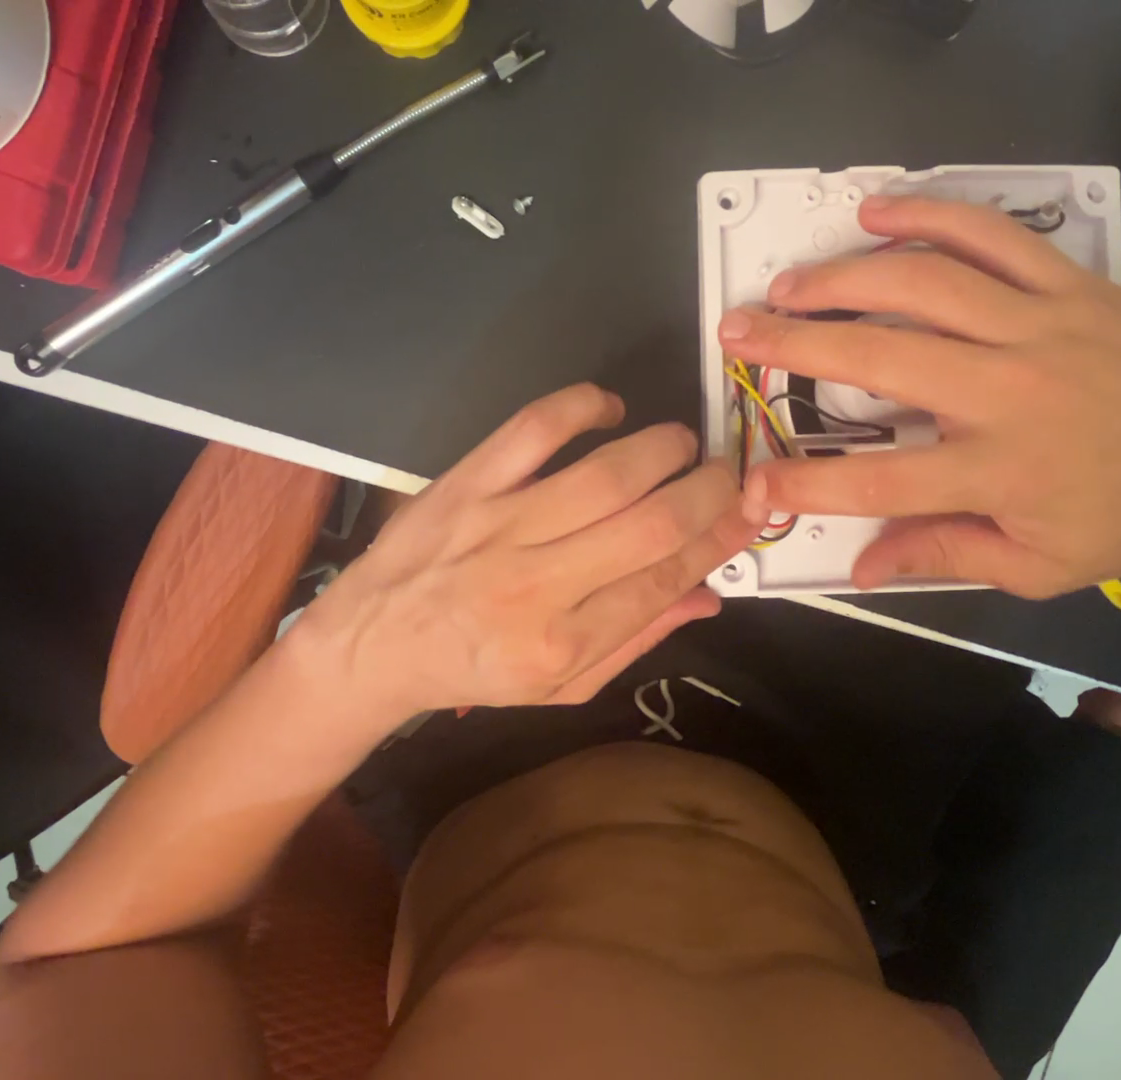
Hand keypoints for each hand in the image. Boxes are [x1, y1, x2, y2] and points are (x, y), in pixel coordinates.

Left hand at [291, 384, 757, 716]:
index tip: (748, 511)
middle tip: (728, 474)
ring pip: (606, 474)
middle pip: (650, 523)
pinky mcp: (466, 483)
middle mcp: (535, 585)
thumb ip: (634, 640)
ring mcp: (498, 526)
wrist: (371, 645)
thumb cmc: (472, 672)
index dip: (719, 540)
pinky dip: (581, 405)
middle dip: (708, 491)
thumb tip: (706, 595)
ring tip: (682, 445)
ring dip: (662, 448)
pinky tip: (609, 408)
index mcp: (561, 643)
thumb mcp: (559, 686)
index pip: (664, 580)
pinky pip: (533, 428)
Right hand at [718, 195, 1120, 597]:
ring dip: (842, 278)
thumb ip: (943, 556)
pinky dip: (931, 215)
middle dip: (795, 344)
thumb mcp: (1038, 566)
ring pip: (924, 284)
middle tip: (737, 332)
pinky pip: (993, 234)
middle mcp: (1009, 393)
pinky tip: (875, 211)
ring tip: (787, 282)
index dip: (804, 487)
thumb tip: (861, 568)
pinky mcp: (1073, 284)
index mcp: (999, 473)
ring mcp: (1041, 327)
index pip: (877, 483)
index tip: (751, 486)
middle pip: (881, 359)